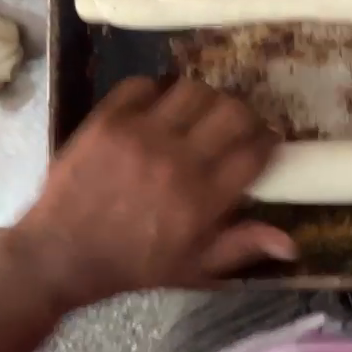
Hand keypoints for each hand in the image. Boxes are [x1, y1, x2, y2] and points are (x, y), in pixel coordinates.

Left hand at [2, 77, 295, 311]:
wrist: (58, 254)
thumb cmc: (132, 265)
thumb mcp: (192, 267)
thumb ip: (241, 247)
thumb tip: (292, 242)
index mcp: (201, 199)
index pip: (254, 152)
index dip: (268, 141)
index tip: (266, 141)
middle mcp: (177, 160)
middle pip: (233, 112)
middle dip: (244, 115)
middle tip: (236, 124)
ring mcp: (141, 135)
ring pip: (194, 90)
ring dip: (204, 99)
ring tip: (198, 113)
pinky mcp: (108, 119)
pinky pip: (144, 84)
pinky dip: (155, 91)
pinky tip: (157, 109)